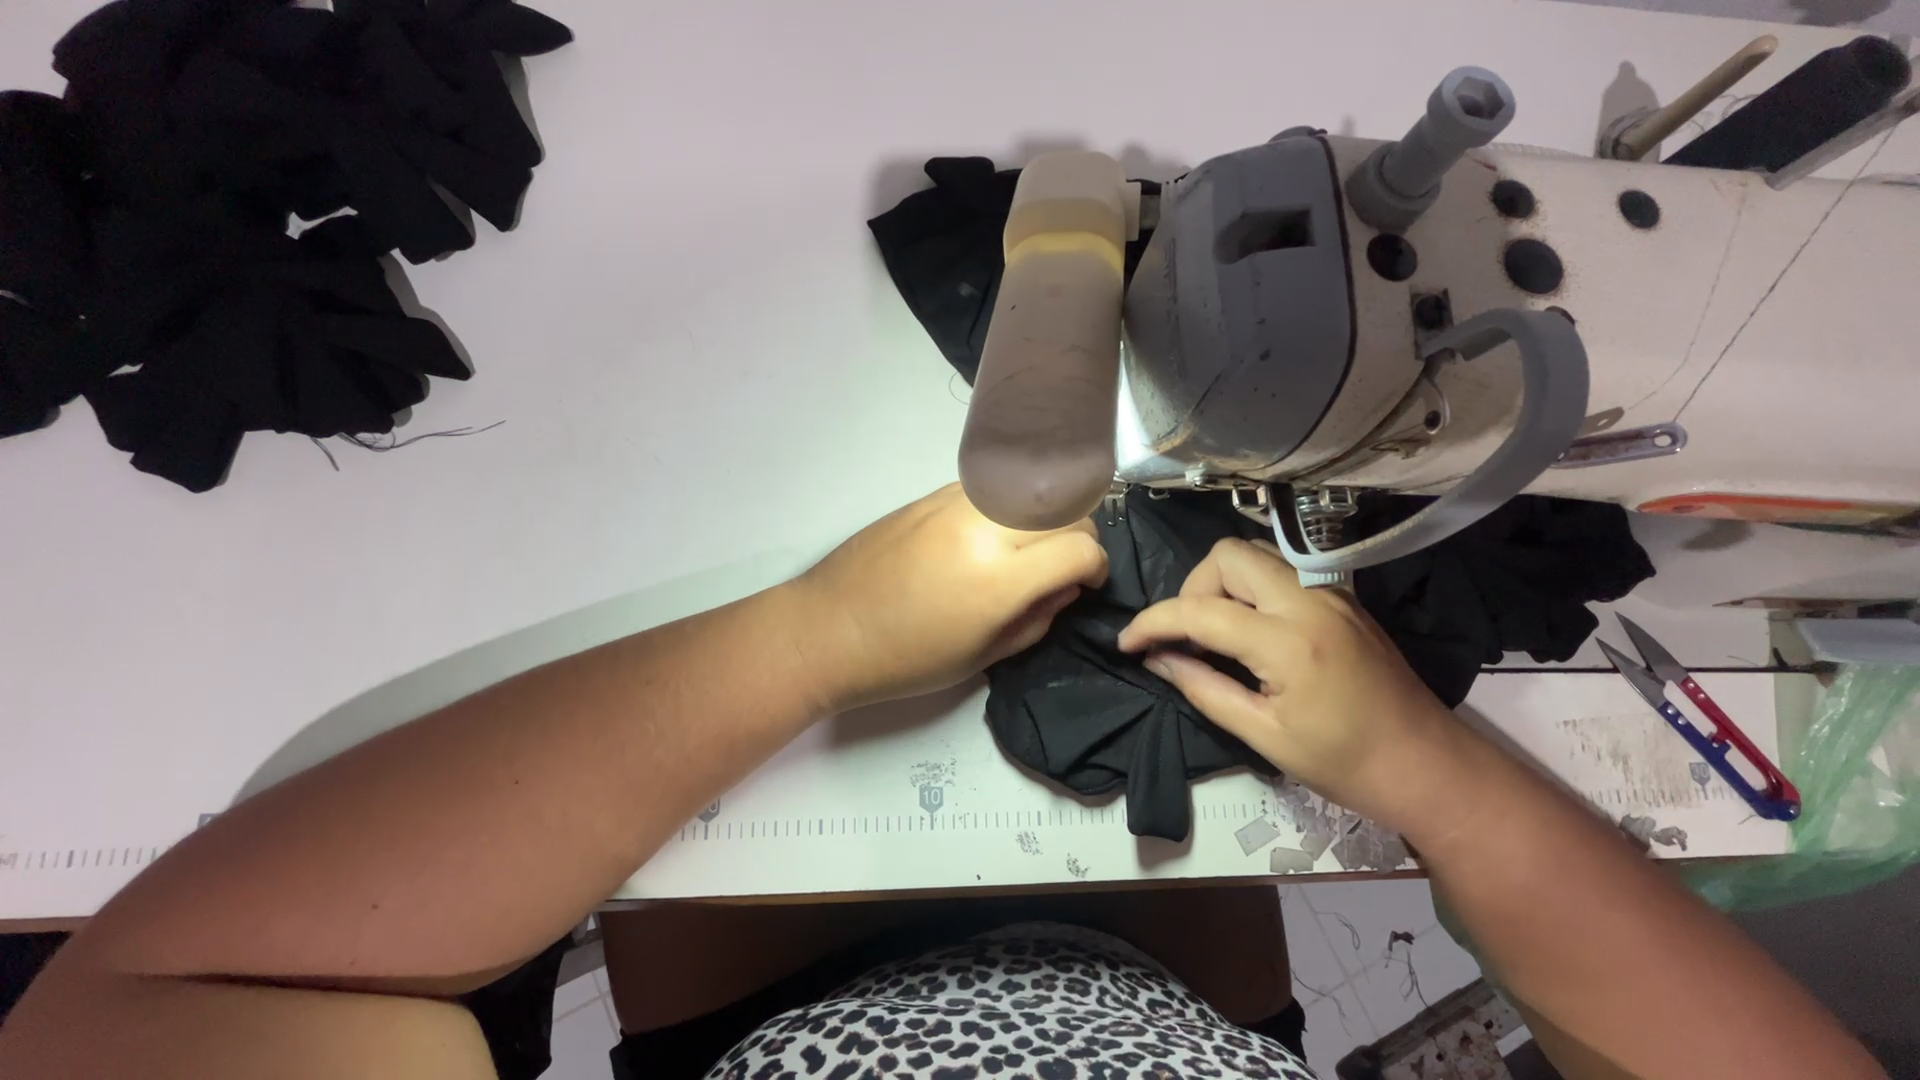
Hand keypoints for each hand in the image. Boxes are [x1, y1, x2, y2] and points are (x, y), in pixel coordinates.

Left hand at [792, 484, 1108, 711]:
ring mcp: (957, 503)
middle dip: (1080, 538)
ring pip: (1033, 490)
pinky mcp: (933, 494)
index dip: (1098, 567)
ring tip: (1031, 547)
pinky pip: (994, 489)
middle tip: (1064, 567)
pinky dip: (1011, 506)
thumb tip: (1066, 587)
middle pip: (1067, 510)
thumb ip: (1038, 618)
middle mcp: (985, 527)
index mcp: (1001, 578)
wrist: (828, 628)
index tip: (1088, 584)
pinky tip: (994, 534)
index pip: (1082, 548)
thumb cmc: (906, 660)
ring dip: (1047, 515)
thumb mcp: (984, 656)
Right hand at [1116, 538, 1464, 828]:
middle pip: (1228, 555)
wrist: (1428, 765)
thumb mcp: (1264, 736)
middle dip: (1193, 588)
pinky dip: (1252, 587)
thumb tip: (1157, 659)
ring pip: (1255, 553)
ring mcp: (1331, 593)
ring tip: (1218, 630)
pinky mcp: (1343, 597)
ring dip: (1222, 581)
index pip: (1199, 610)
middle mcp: (1309, 600)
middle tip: (1190, 636)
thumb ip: (1204, 689)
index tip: (1127, 643)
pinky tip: (1252, 629)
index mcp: (1288, 643)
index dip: (1152, 623)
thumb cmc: (1344, 764)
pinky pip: (1282, 569)